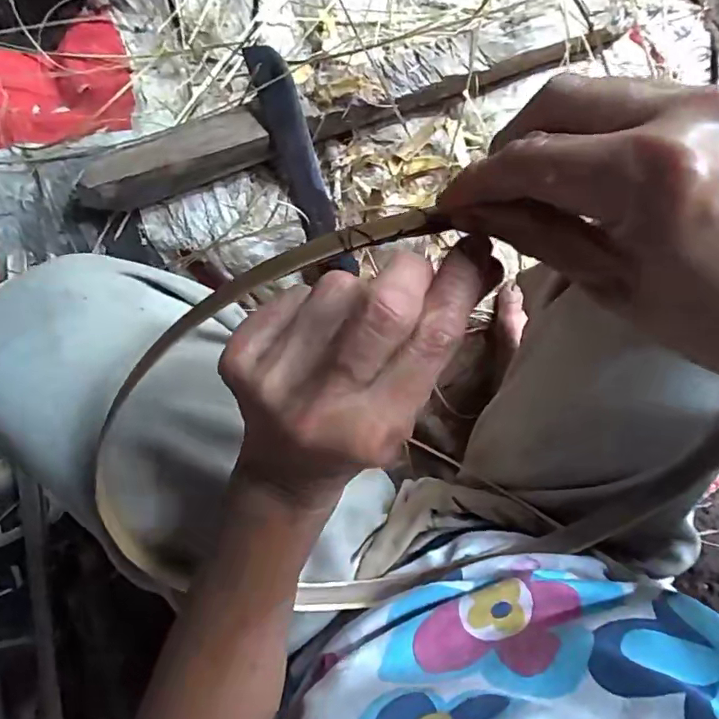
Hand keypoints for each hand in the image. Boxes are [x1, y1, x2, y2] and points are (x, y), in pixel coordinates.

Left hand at [218, 236, 500, 508]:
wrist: (283, 470)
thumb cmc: (361, 437)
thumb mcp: (410, 406)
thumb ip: (438, 341)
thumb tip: (480, 261)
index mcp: (380, 426)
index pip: (432, 338)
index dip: (459, 284)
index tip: (473, 248)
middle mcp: (325, 406)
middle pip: (383, 307)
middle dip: (411, 271)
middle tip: (414, 271)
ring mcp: (274, 380)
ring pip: (338, 287)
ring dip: (358, 287)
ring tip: (354, 316)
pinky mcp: (237, 356)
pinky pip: (296, 292)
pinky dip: (316, 299)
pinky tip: (314, 328)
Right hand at [437, 75, 718, 399]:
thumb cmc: (715, 327)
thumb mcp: (614, 284)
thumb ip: (537, 231)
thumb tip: (475, 207)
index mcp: (657, 174)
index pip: (537, 159)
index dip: (483, 179)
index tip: (452, 199)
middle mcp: (691, 109)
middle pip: (563, 98)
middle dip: (515, 143)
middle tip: (497, 186)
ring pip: (603, 90)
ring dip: (561, 131)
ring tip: (547, 178)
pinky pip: (648, 98)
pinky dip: (610, 129)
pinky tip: (605, 167)